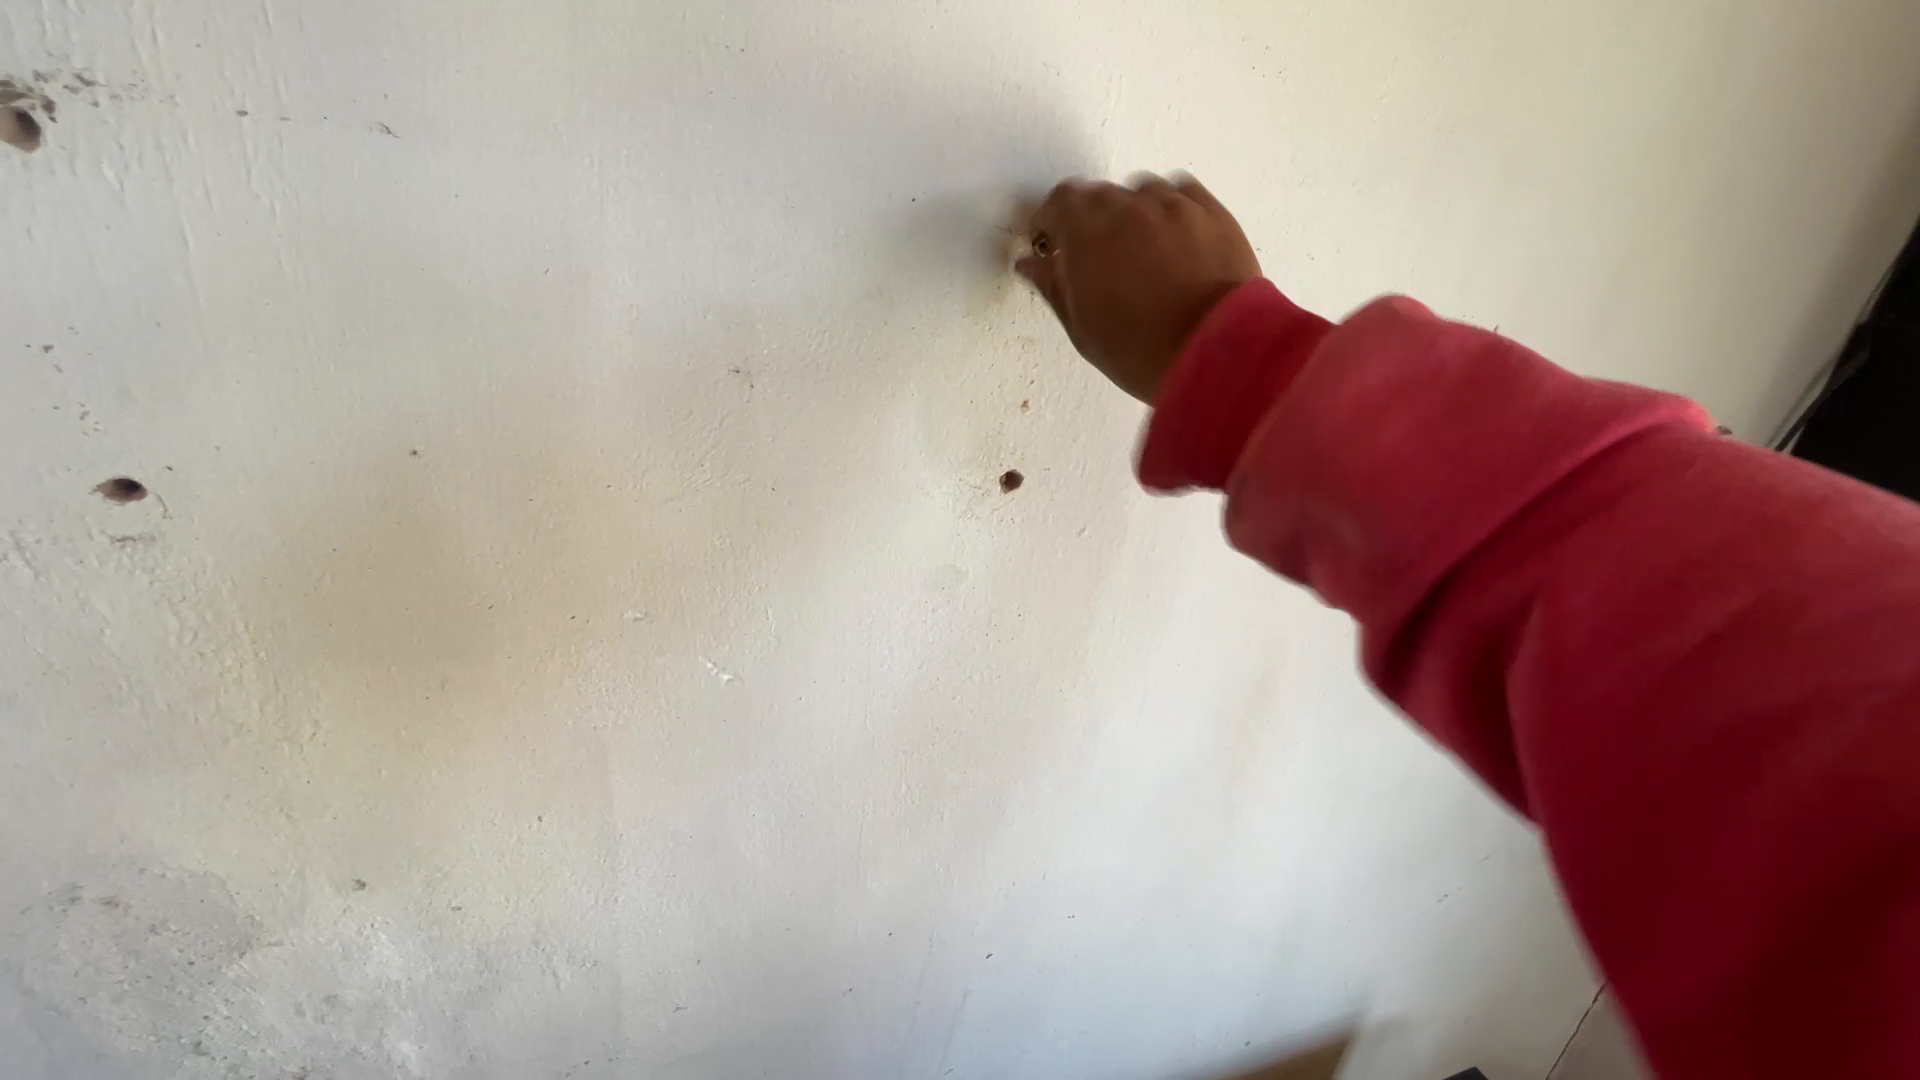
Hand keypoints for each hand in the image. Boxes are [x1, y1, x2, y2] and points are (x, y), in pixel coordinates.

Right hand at [1016, 173, 1260, 403]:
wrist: (1216, 352)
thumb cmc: (1140, 351)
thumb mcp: (1083, 329)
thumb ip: (1054, 287)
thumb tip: (1031, 263)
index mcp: (1085, 233)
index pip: (1057, 204)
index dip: (1050, 224)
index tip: (1051, 245)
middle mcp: (1126, 206)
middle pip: (1097, 195)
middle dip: (1089, 220)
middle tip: (1095, 258)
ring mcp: (1172, 204)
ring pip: (1139, 192)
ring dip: (1130, 213)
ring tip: (1139, 252)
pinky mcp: (1210, 210)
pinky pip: (1179, 193)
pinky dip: (1168, 209)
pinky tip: (1171, 241)